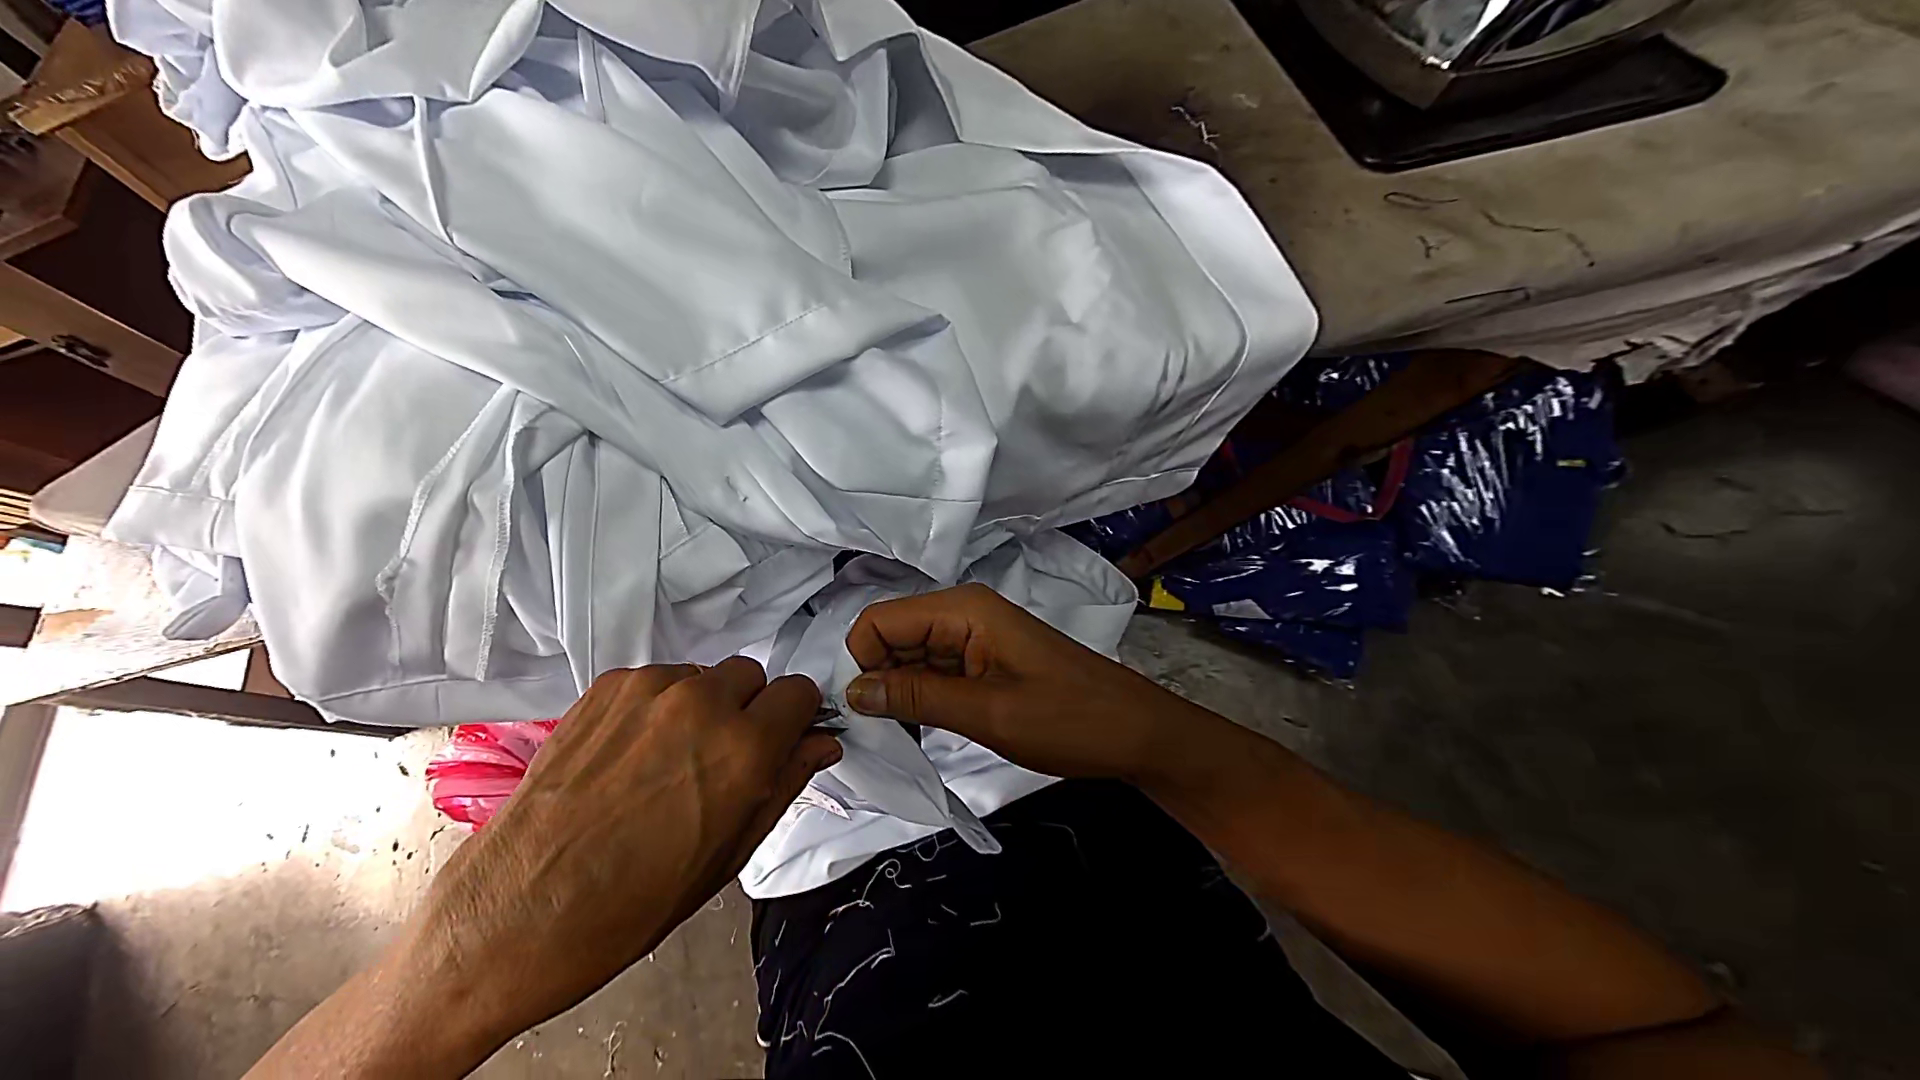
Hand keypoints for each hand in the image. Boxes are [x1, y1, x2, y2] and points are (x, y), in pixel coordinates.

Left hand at [390, 660, 839, 1067]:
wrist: (515, 915)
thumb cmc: (634, 903)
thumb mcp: (729, 854)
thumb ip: (785, 784)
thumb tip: (822, 743)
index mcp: (745, 748)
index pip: (800, 692)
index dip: (795, 719)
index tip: (782, 739)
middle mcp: (702, 703)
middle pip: (752, 675)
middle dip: (749, 709)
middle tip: (722, 756)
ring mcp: (649, 689)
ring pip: (704, 675)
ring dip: (703, 705)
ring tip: (668, 759)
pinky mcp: (605, 687)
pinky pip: (658, 680)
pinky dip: (659, 706)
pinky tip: (632, 754)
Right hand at [843, 583, 1212, 782]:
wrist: (1135, 732)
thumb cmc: (1069, 719)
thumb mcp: (986, 711)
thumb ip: (915, 695)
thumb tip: (853, 690)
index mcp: (964, 610)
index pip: (879, 621)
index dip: (861, 663)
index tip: (860, 713)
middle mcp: (964, 614)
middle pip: (892, 637)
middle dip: (877, 680)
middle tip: (880, 734)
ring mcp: (975, 638)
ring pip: (910, 658)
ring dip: (899, 693)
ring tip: (904, 737)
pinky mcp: (984, 661)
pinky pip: (935, 672)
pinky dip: (922, 698)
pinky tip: (925, 729)